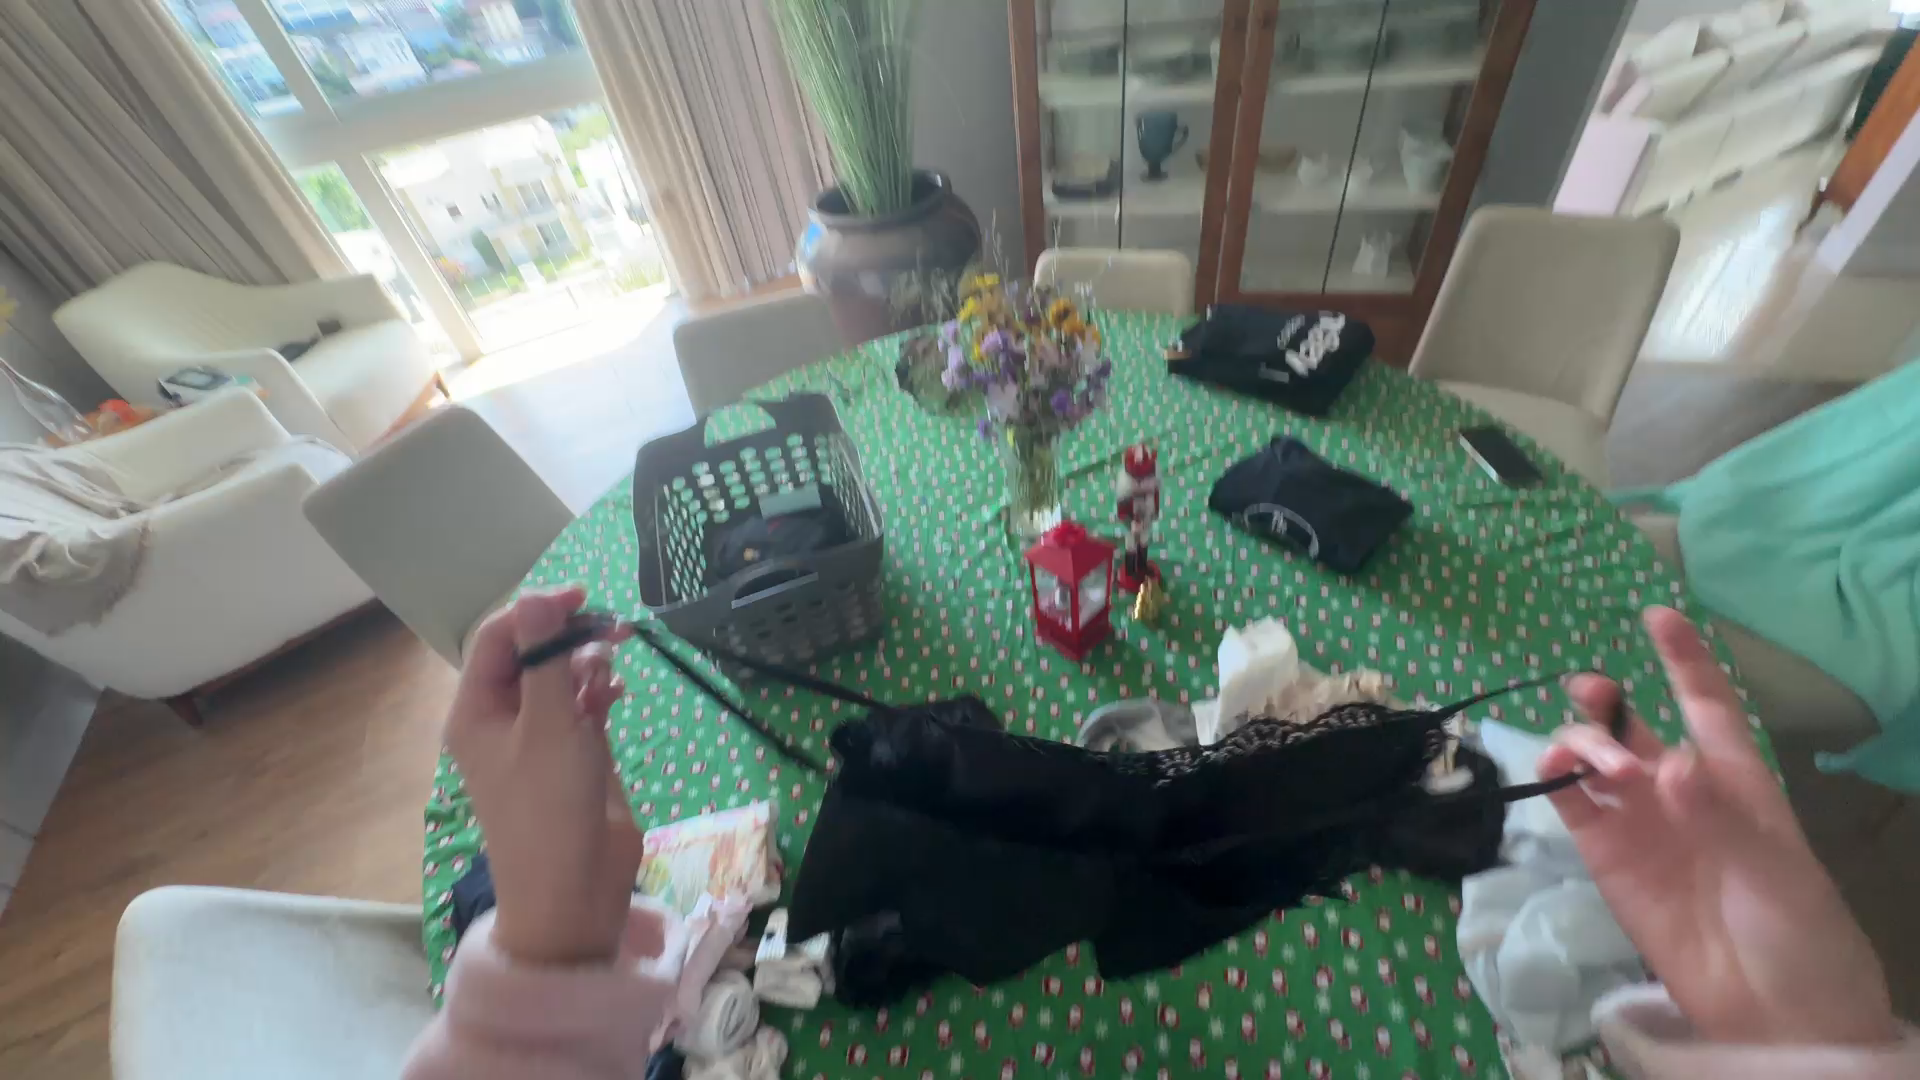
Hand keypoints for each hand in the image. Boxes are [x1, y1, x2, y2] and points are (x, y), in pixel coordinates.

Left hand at [445, 586, 641, 966]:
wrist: (573, 885)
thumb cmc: (551, 804)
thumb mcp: (549, 726)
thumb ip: (546, 658)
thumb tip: (540, 596)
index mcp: (478, 710)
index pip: (500, 638)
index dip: (539, 611)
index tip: (586, 599)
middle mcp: (504, 716)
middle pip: (532, 652)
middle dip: (571, 635)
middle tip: (617, 629)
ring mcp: (540, 734)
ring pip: (561, 675)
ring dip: (589, 662)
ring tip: (616, 670)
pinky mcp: (573, 750)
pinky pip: (583, 702)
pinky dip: (601, 690)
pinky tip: (618, 694)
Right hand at [1539, 606, 1899, 1046]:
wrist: (1767, 1010)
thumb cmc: (1798, 934)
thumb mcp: (1780, 873)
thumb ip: (1720, 814)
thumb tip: (1667, 762)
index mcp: (1733, 783)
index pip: (1705, 707)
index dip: (1683, 661)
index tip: (1657, 616)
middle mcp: (1673, 788)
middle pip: (1628, 724)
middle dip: (1605, 700)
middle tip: (1595, 695)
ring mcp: (1630, 815)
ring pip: (1587, 752)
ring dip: (1585, 744)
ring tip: (1604, 771)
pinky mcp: (1596, 843)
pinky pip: (1562, 792)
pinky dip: (1551, 773)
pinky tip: (1555, 772)